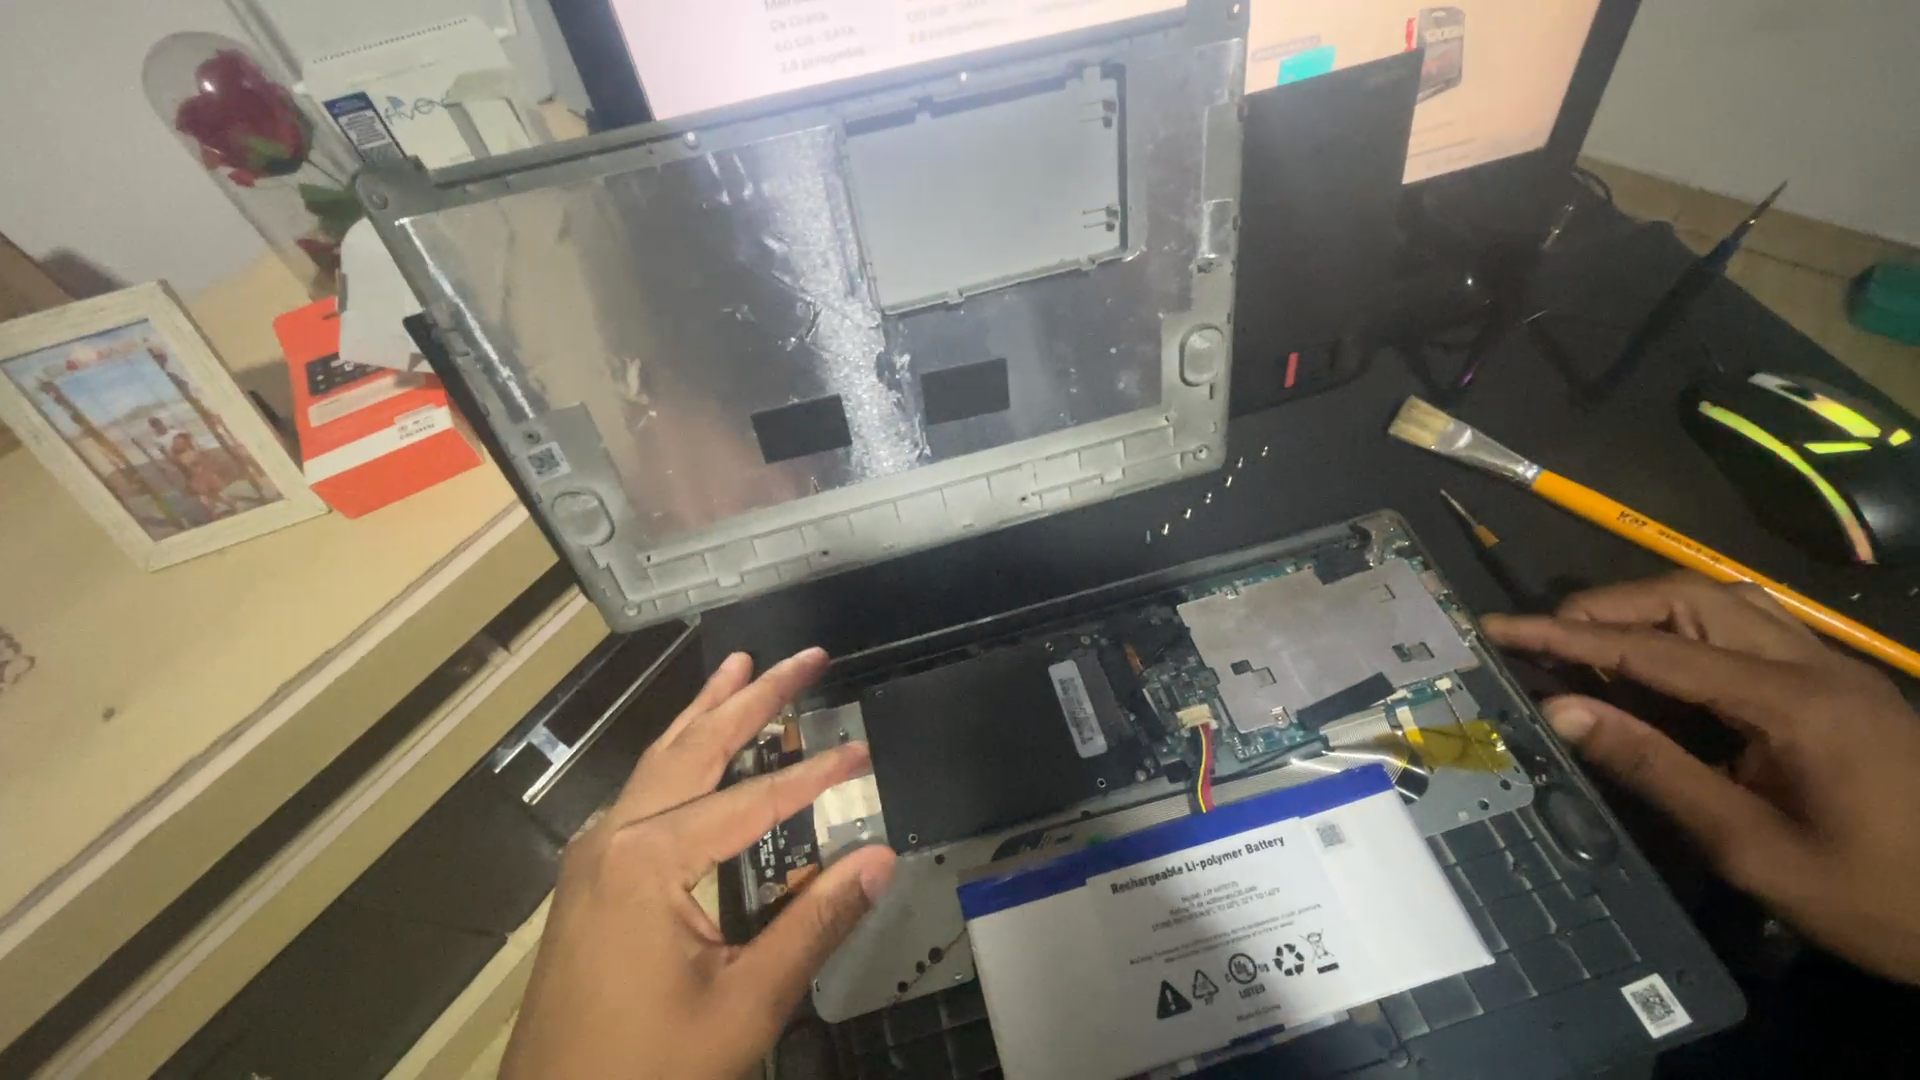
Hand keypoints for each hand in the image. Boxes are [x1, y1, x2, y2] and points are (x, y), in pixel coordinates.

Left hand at [501, 648, 897, 1079]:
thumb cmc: (650, 1069)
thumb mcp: (746, 1003)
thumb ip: (816, 922)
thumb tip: (881, 858)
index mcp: (649, 860)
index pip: (754, 800)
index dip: (815, 774)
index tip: (862, 749)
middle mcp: (615, 837)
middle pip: (696, 746)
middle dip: (753, 697)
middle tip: (803, 658)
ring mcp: (593, 854)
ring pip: (660, 759)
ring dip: (707, 711)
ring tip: (741, 665)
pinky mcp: (589, 877)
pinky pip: (643, 790)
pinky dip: (679, 751)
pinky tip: (693, 745)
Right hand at [1484, 573, 1919, 984]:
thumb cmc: (1885, 901)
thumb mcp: (1754, 850)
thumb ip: (1654, 769)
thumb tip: (1559, 710)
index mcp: (1795, 704)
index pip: (1651, 648)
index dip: (1564, 635)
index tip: (1498, 628)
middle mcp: (1817, 668)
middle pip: (1689, 598)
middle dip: (1603, 609)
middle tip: (1543, 642)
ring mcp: (1835, 672)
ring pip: (1721, 601)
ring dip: (1644, 610)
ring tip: (1588, 646)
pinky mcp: (1840, 688)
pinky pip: (1748, 626)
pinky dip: (1684, 626)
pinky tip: (1656, 664)